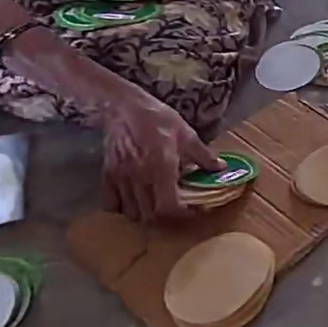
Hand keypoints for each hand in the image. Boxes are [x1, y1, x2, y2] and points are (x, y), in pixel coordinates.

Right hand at [95, 85, 223, 222]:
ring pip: (131, 213)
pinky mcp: (107, 175)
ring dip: (147, 216)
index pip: (168, 207)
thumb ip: (203, 155)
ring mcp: (120, 178)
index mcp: (161, 168)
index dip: (184, 215)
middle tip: (181, 210)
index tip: (196, 211)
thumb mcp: (187, 135)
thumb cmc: (159, 119)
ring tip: (161, 207)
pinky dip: (124, 209)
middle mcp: (139, 178)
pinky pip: (111, 203)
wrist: (125, 107)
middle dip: (168, 219)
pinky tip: (137, 201)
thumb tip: (220, 168)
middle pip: (150, 216)